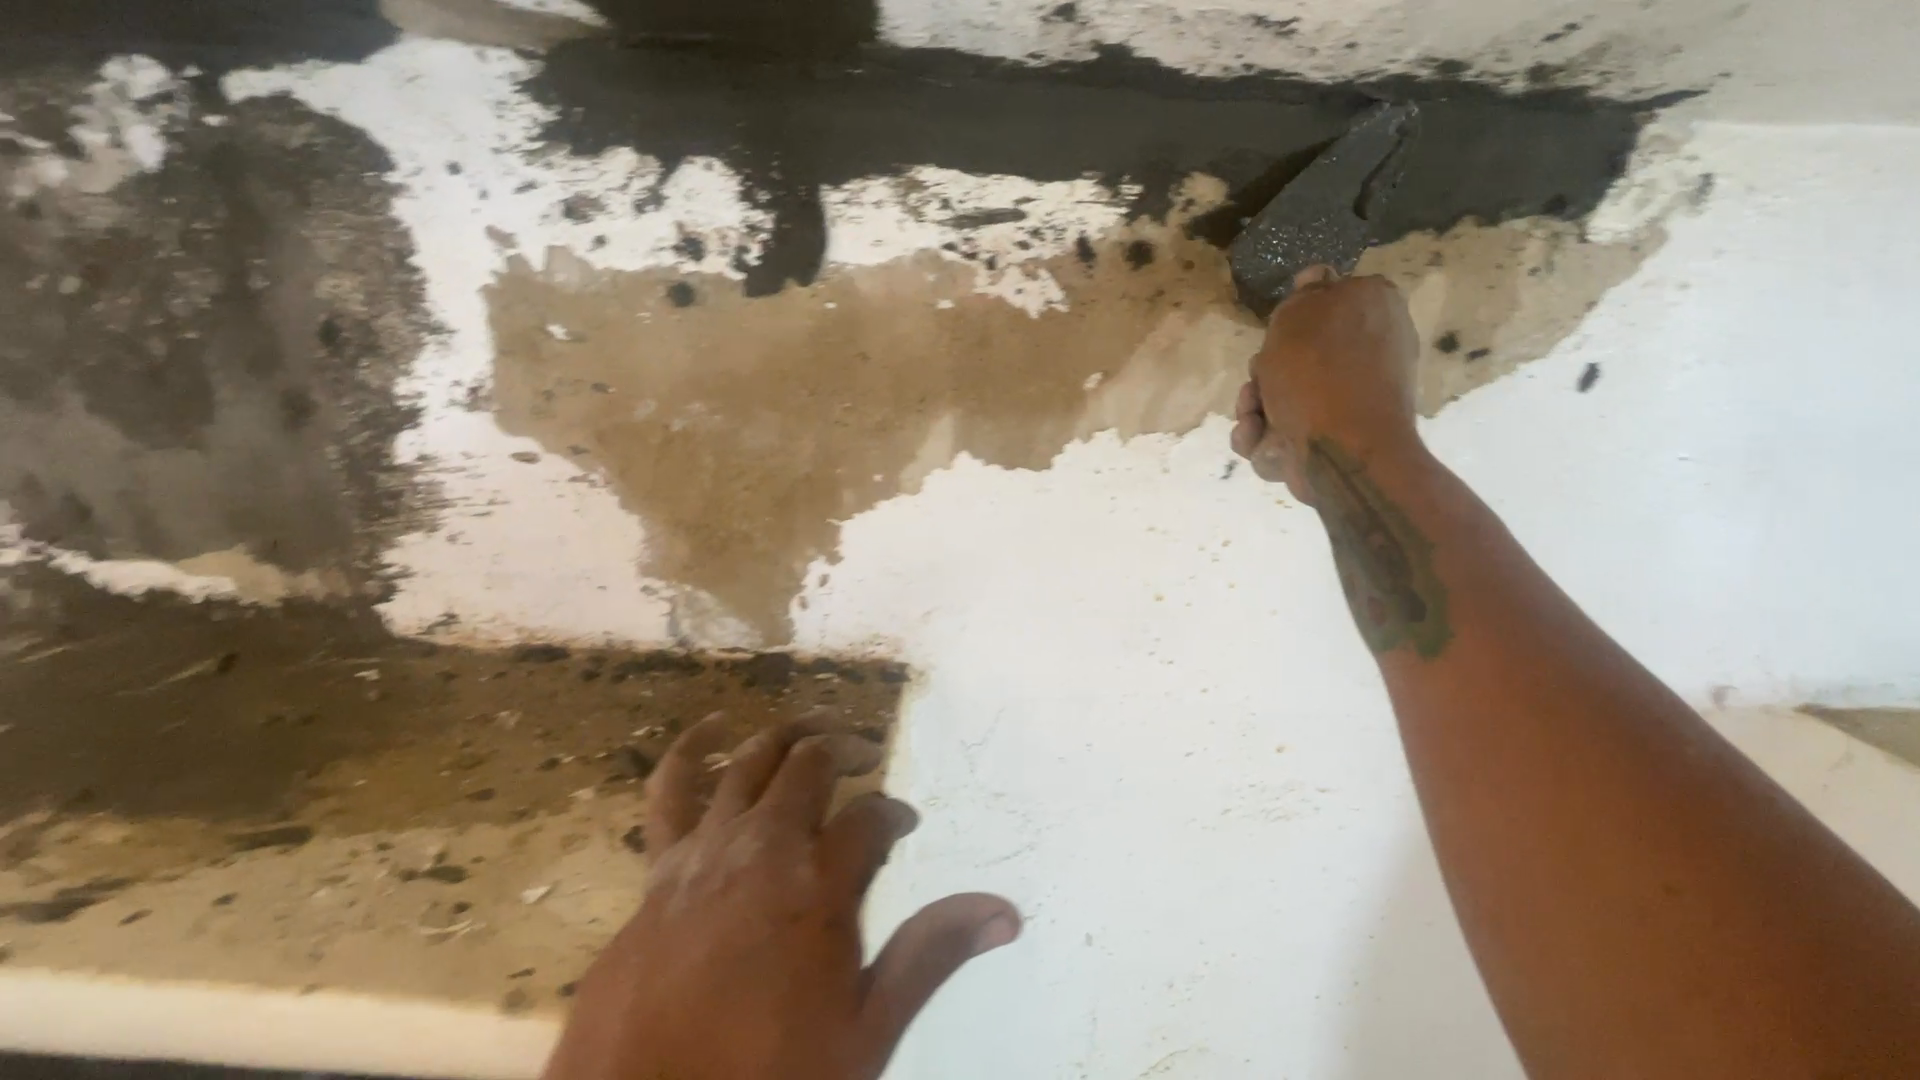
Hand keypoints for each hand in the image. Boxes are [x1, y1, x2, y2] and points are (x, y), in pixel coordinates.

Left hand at [543, 716, 1020, 1079]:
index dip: (894, 813)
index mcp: (819, 887)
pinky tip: (713, 727)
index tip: (903, 826)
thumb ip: (929, 956)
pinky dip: (691, 749)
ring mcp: (704, 852)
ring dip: (789, 735)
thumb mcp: (864, 1031)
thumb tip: (1006, 912)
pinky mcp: (659, 868)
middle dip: (847, 749)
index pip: (870, 817)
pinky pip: (671, 790)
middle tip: (868, 755)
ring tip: (817, 726)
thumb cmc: (766, 1072)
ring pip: (751, 761)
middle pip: (811, 766)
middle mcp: (763, 849)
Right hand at [1230, 265, 1421, 500]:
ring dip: (1256, 407)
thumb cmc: (1318, 375)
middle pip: (1293, 355)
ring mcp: (1346, 402)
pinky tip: (1262, 440)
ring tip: (1255, 419)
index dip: (1294, 316)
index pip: (1326, 299)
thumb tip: (1315, 278)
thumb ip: (1304, 292)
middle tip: (1261, 380)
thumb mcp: (1300, 312)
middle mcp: (1366, 355)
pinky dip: (1263, 438)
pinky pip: (1281, 432)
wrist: (1338, 452)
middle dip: (1264, 372)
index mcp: (1375, 312)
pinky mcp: (1327, 440)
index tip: (1279, 332)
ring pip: (1279, 396)